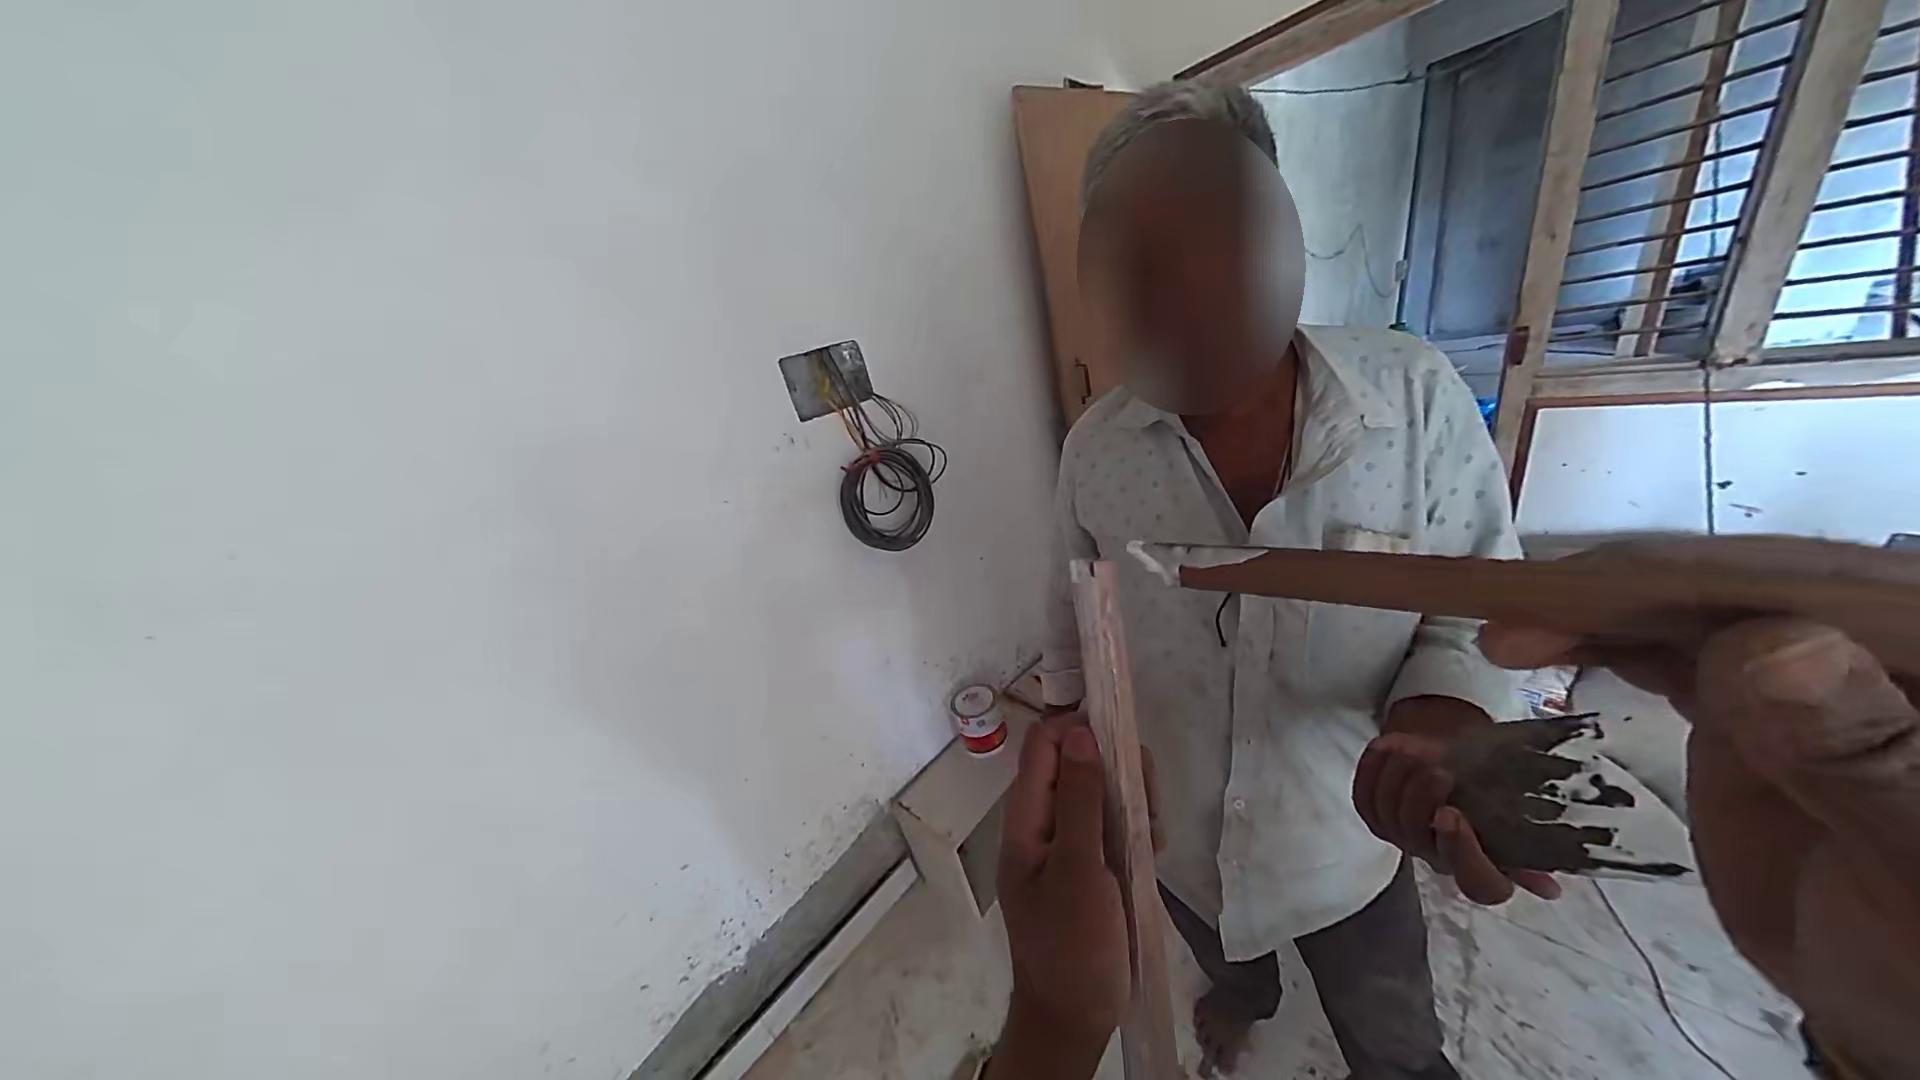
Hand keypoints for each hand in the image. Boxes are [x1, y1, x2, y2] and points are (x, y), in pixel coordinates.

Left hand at [989, 714, 1128, 1078]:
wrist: (1077, 1017)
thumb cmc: (1073, 944)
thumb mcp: (1078, 868)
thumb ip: (1079, 798)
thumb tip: (1080, 730)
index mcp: (1028, 815)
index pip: (1043, 745)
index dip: (1075, 727)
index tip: (1119, 733)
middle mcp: (1046, 819)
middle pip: (1077, 763)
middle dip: (1114, 769)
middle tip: (1144, 799)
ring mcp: (1071, 840)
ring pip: (1102, 791)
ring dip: (1131, 801)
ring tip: (1150, 833)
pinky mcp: (1094, 860)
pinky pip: (1114, 823)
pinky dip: (1135, 828)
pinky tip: (1152, 851)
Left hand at [1353, 730, 1561, 905]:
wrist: (1452, 770)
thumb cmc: (1491, 797)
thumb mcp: (1518, 821)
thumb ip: (1532, 851)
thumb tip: (1547, 886)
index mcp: (1481, 870)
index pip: (1477, 881)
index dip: (1461, 851)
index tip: (1453, 814)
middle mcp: (1435, 858)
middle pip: (1415, 834)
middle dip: (1421, 797)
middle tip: (1439, 770)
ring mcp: (1399, 836)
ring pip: (1385, 810)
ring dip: (1398, 776)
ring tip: (1418, 753)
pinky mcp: (1373, 814)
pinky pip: (1363, 795)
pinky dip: (1372, 768)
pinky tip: (1387, 749)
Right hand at [1478, 536, 1919, 1077]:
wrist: (1905, 999)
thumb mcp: (1915, 866)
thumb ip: (1858, 757)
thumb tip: (1760, 642)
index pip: (1806, 586)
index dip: (1682, 576)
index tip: (1569, 592)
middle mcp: (1866, 646)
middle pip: (1728, 589)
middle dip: (1612, 593)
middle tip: (1510, 616)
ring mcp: (1804, 673)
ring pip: (1680, 612)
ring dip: (1586, 616)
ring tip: (1504, 639)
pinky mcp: (1746, 699)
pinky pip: (1662, 647)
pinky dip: (1592, 641)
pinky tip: (1538, 648)